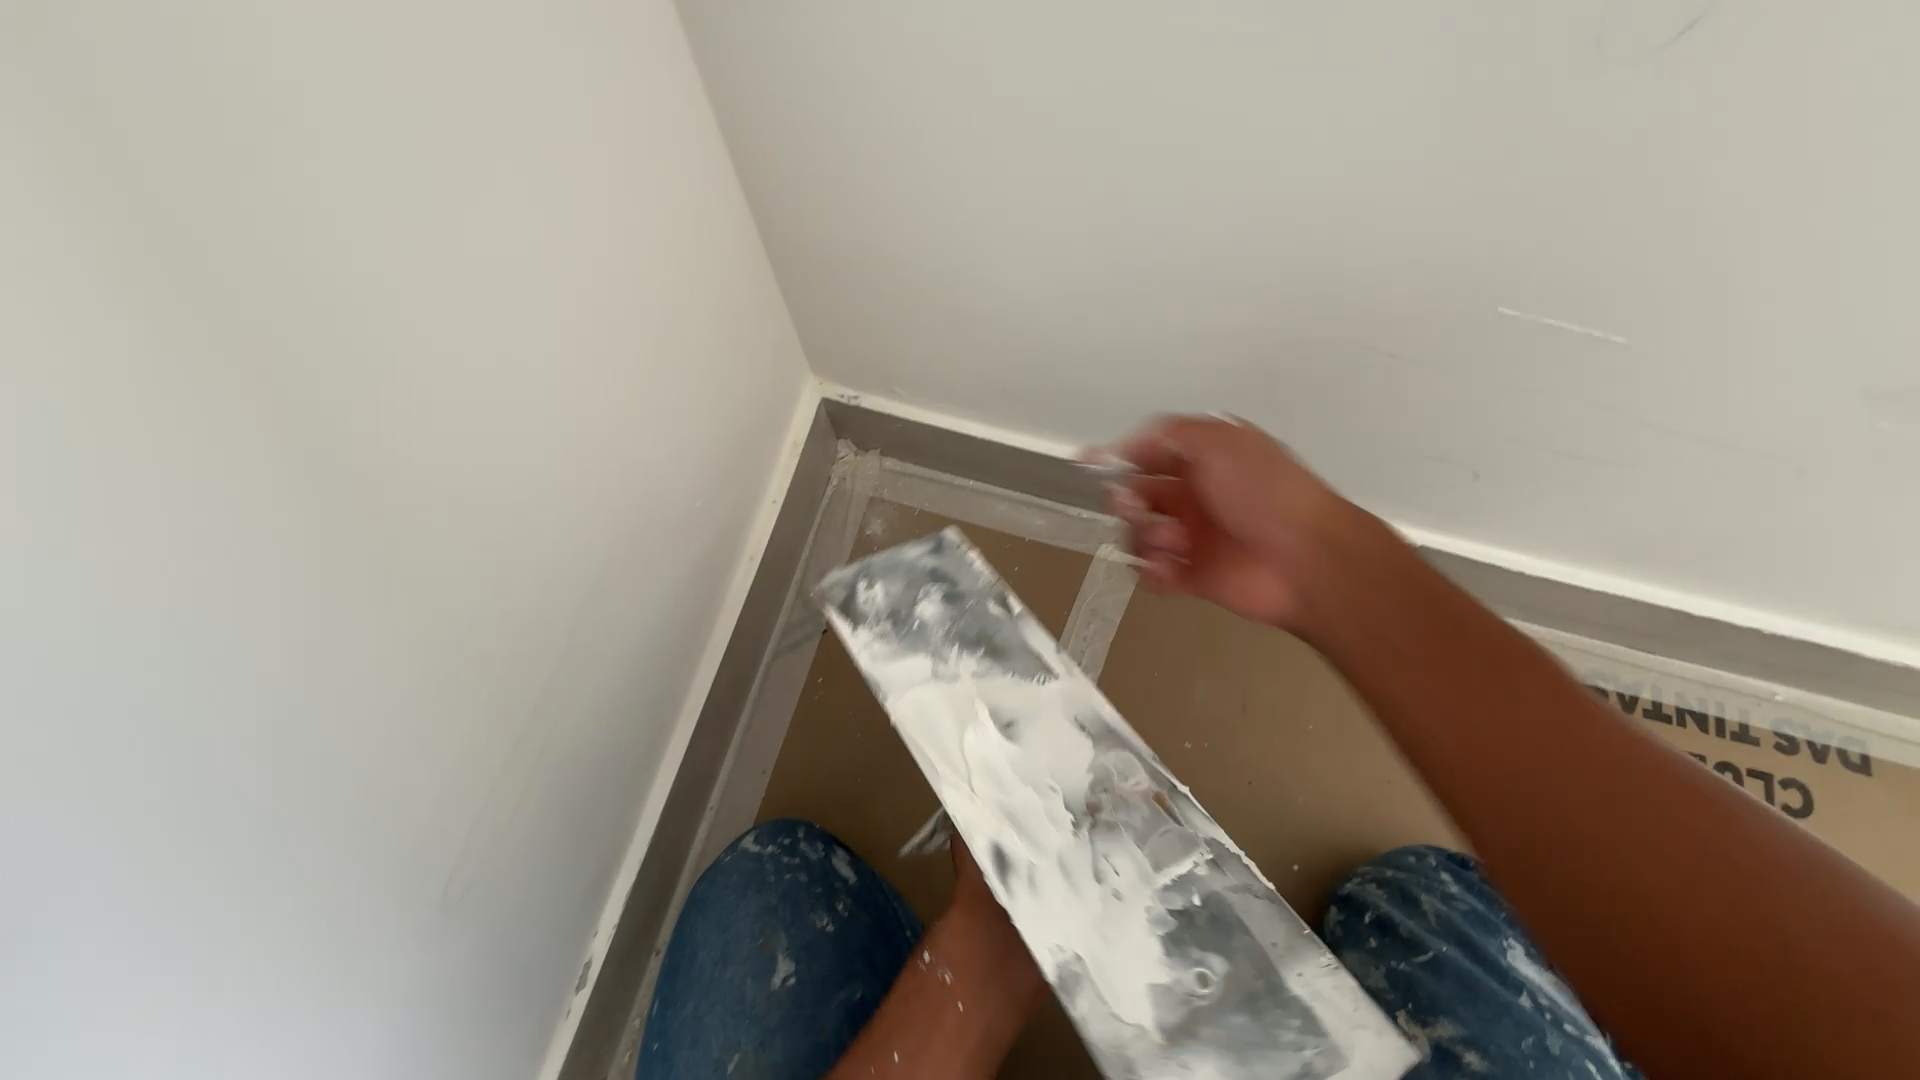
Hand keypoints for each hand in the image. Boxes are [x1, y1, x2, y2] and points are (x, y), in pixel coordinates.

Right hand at [1098, 414, 1360, 629]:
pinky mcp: (1192, 575)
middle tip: (1137, 509)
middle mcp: (1194, 495)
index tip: (1088, 463)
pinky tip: (1169, 569)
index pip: (1148, 454)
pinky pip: (1152, 572)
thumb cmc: (1264, 491)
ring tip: (1170, 543)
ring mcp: (1192, 537)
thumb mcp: (1219, 441)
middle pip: (1136, 496)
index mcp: (1203, 460)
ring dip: (1142, 537)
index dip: (1118, 457)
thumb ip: (1170, 434)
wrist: (1304, 559)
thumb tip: (1126, 445)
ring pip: (1138, 535)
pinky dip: (1152, 571)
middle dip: (1127, 502)